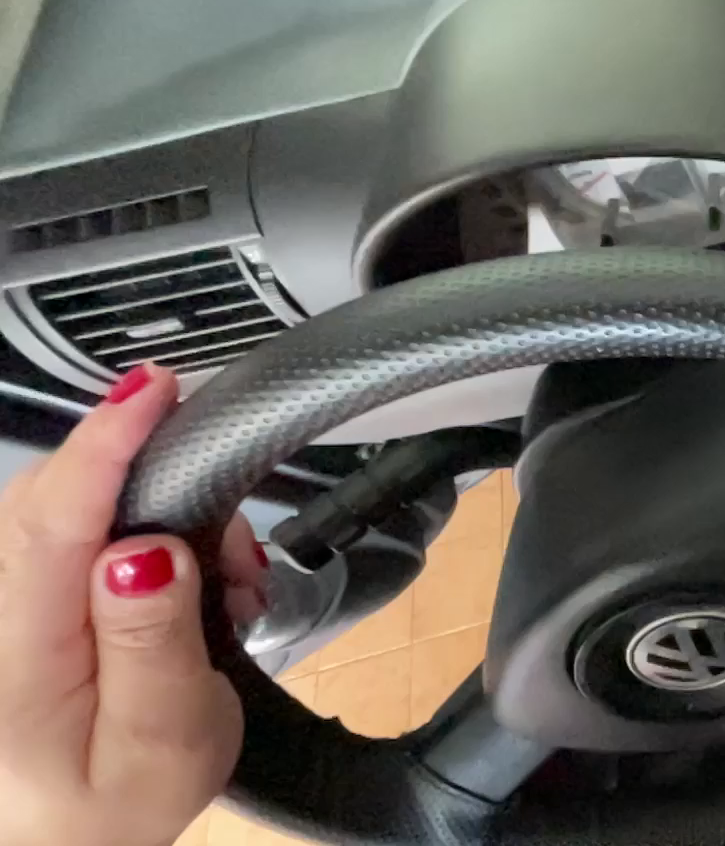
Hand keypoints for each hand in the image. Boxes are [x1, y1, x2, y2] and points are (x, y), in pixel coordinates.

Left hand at [0, 364, 268, 845]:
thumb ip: (150, 639)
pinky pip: (72, 548)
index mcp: (15, 661)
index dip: (103, 444)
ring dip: (170, 525)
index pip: (51, 523)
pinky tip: (191, 591)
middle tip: (237, 562)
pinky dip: (151, 544)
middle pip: (52, 507)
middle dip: (163, 491)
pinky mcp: (18, 624)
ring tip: (228, 593)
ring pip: (70, 521)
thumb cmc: (115, 809)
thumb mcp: (163, 734)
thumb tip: (147, 549)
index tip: (151, 387)